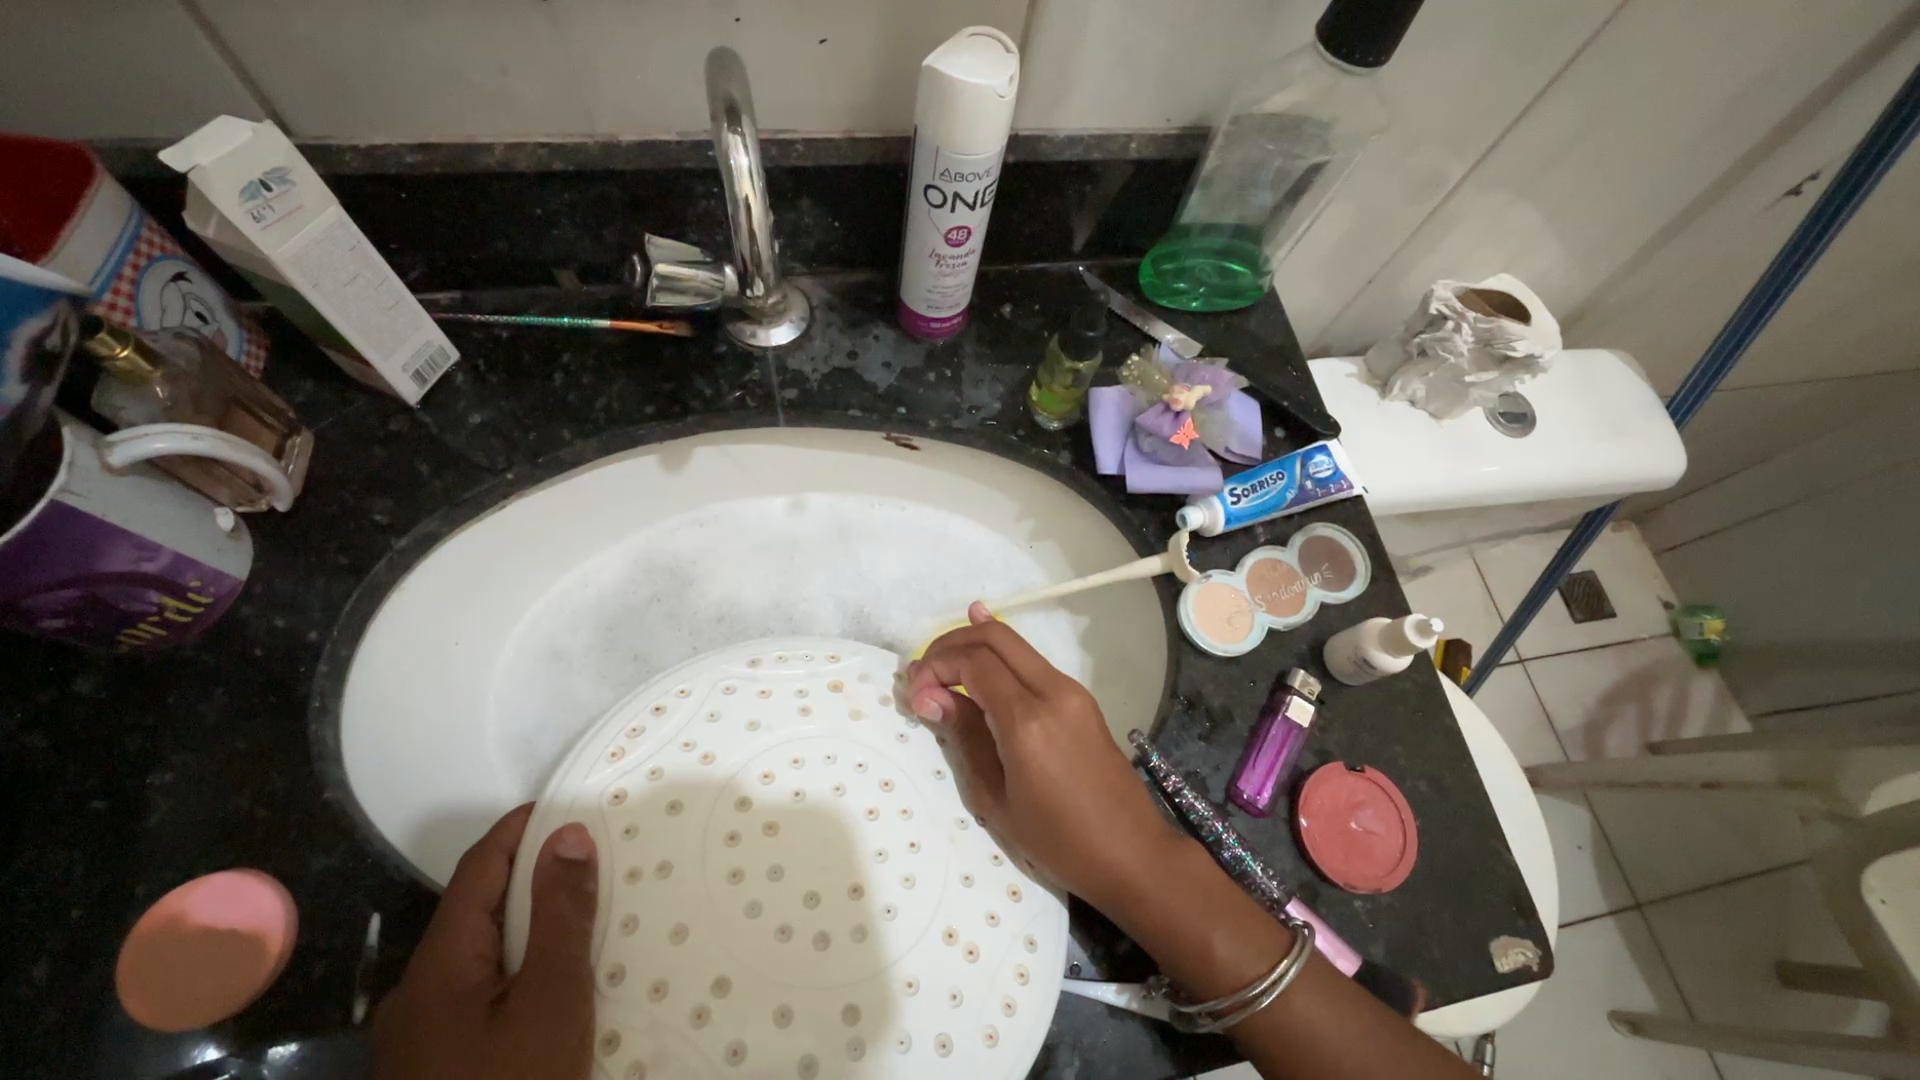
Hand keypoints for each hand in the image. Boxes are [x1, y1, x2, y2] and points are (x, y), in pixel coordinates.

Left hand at [372, 805, 598, 1079]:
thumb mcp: (552, 1000)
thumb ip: (562, 916)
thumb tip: (567, 834)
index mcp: (437, 966)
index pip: (478, 870)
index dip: (520, 829)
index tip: (568, 802)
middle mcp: (419, 991)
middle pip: (477, 908)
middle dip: (532, 874)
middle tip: (592, 854)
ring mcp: (423, 1032)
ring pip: (482, 950)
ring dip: (531, 920)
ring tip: (586, 906)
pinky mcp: (440, 1062)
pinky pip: (483, 988)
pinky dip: (523, 962)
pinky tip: (559, 974)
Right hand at [902, 602, 1183, 909]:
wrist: (1132, 853)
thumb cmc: (1059, 841)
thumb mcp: (997, 798)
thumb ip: (964, 737)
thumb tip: (929, 696)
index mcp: (1028, 720)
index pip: (973, 663)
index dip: (936, 667)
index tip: (914, 693)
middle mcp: (1053, 691)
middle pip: (995, 638)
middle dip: (951, 644)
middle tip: (923, 672)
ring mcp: (1071, 691)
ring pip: (1015, 645)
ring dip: (975, 647)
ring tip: (940, 671)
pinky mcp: (1080, 699)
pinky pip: (1033, 664)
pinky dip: (1000, 658)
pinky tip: (978, 659)